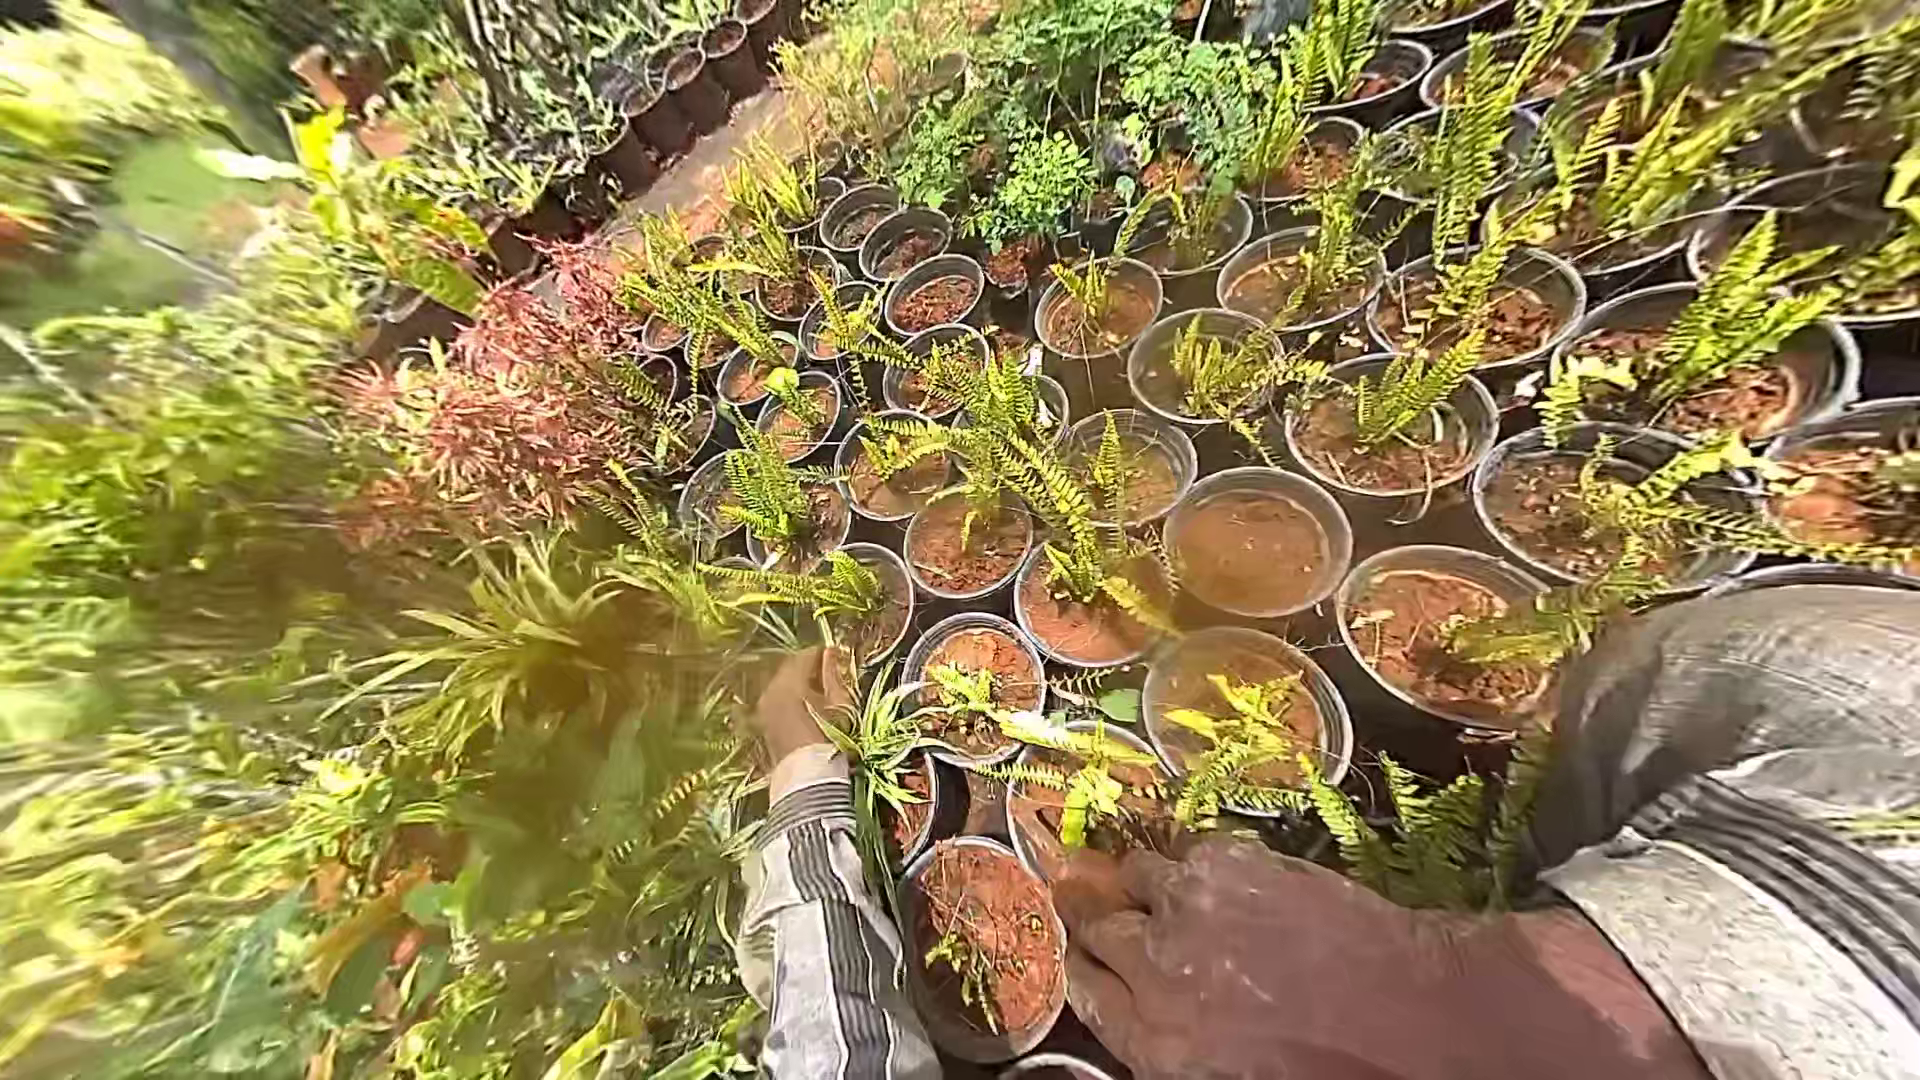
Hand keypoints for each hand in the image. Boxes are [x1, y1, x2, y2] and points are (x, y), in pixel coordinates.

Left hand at [752, 646, 854, 763]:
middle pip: (790, 666)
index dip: (823, 653)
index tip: (837, 656)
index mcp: (791, 683)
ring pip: (782, 680)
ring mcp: (765, 705)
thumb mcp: (839, 703)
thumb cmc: (830, 739)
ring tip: (819, 687)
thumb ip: (833, 674)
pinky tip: (805, 701)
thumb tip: (831, 652)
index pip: (806, 655)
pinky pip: (777, 695)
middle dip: (809, 664)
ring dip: (799, 679)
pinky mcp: (764, 718)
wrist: (808, 777)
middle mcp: (772, 690)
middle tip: (829, 669)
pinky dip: (790, 692)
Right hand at [1054, 839, 1704, 1079]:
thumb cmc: (1333, 1070)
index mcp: (1161, 1046)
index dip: (1079, 964)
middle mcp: (1158, 970)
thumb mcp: (1232, 1077)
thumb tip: (1137, 1004)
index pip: (1082, 989)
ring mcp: (1186, 906)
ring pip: (1131, 876)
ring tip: (1178, 895)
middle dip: (1098, 918)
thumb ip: (1170, 1044)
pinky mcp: (1220, 860)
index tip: (1083, 950)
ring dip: (1146, 887)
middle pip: (1094, 925)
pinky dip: (1191, 865)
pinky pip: (1179, 851)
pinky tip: (1224, 883)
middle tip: (1114, 912)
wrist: (1423, 1018)